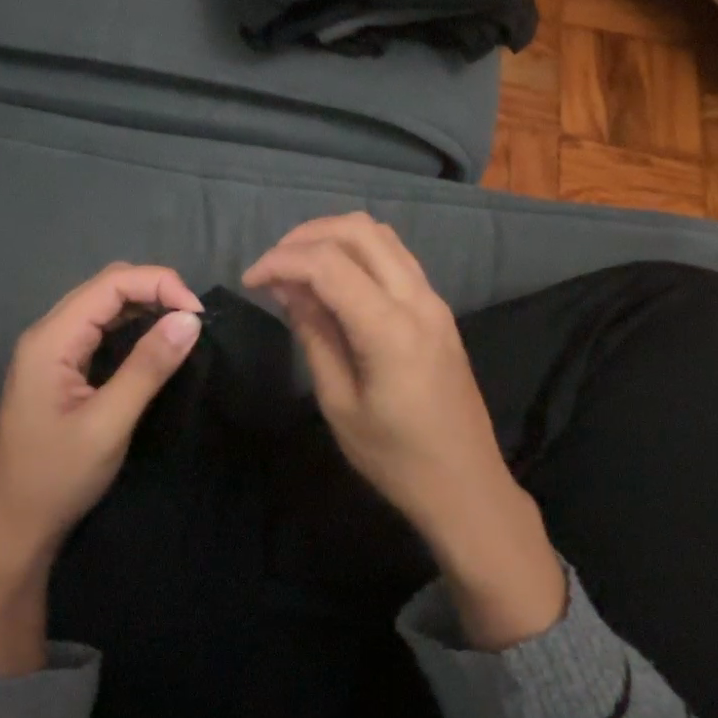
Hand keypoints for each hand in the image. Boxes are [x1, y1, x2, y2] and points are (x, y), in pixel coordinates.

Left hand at [0, 263, 202, 675]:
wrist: (14, 526)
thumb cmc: (57, 477)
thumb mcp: (109, 423)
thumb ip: (148, 367)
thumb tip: (189, 320)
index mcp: (51, 339)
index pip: (110, 283)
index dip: (159, 284)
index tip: (198, 315)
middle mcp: (47, 335)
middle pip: (105, 287)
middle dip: (154, 290)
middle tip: (194, 322)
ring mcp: (50, 353)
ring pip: (102, 308)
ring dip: (144, 307)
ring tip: (182, 329)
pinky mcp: (58, 371)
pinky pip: (97, 332)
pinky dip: (130, 328)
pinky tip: (154, 344)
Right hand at [243, 214, 564, 648]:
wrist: (466, 486)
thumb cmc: (396, 459)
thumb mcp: (340, 405)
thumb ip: (315, 336)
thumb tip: (288, 288)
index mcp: (390, 329)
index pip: (328, 264)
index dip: (281, 261)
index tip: (250, 282)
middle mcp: (417, 300)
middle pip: (359, 231)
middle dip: (306, 236)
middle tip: (272, 266)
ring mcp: (434, 301)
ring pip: (381, 236)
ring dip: (333, 237)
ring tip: (296, 266)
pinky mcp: (438, 310)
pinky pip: (396, 257)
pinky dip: (358, 252)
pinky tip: (332, 279)